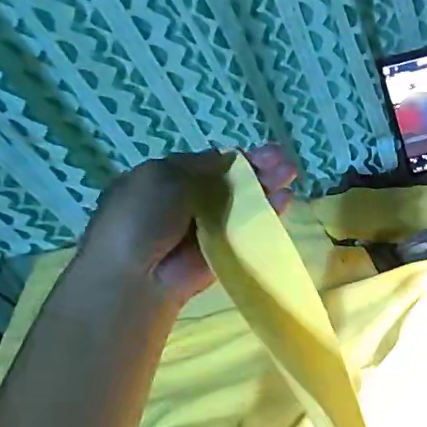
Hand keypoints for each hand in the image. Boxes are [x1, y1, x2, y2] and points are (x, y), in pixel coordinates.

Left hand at [75, 143, 297, 305]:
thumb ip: (202, 166)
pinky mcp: (223, 251)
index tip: (264, 152)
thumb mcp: (162, 176)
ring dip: (267, 188)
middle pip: (231, 182)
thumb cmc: (142, 216)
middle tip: (284, 161)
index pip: (210, 164)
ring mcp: (207, 227)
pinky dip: (267, 216)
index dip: (237, 157)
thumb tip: (230, 159)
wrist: (136, 274)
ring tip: (290, 174)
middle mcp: (187, 201)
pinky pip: (247, 230)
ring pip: (243, 204)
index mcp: (166, 179)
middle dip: (258, 168)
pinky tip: (285, 201)